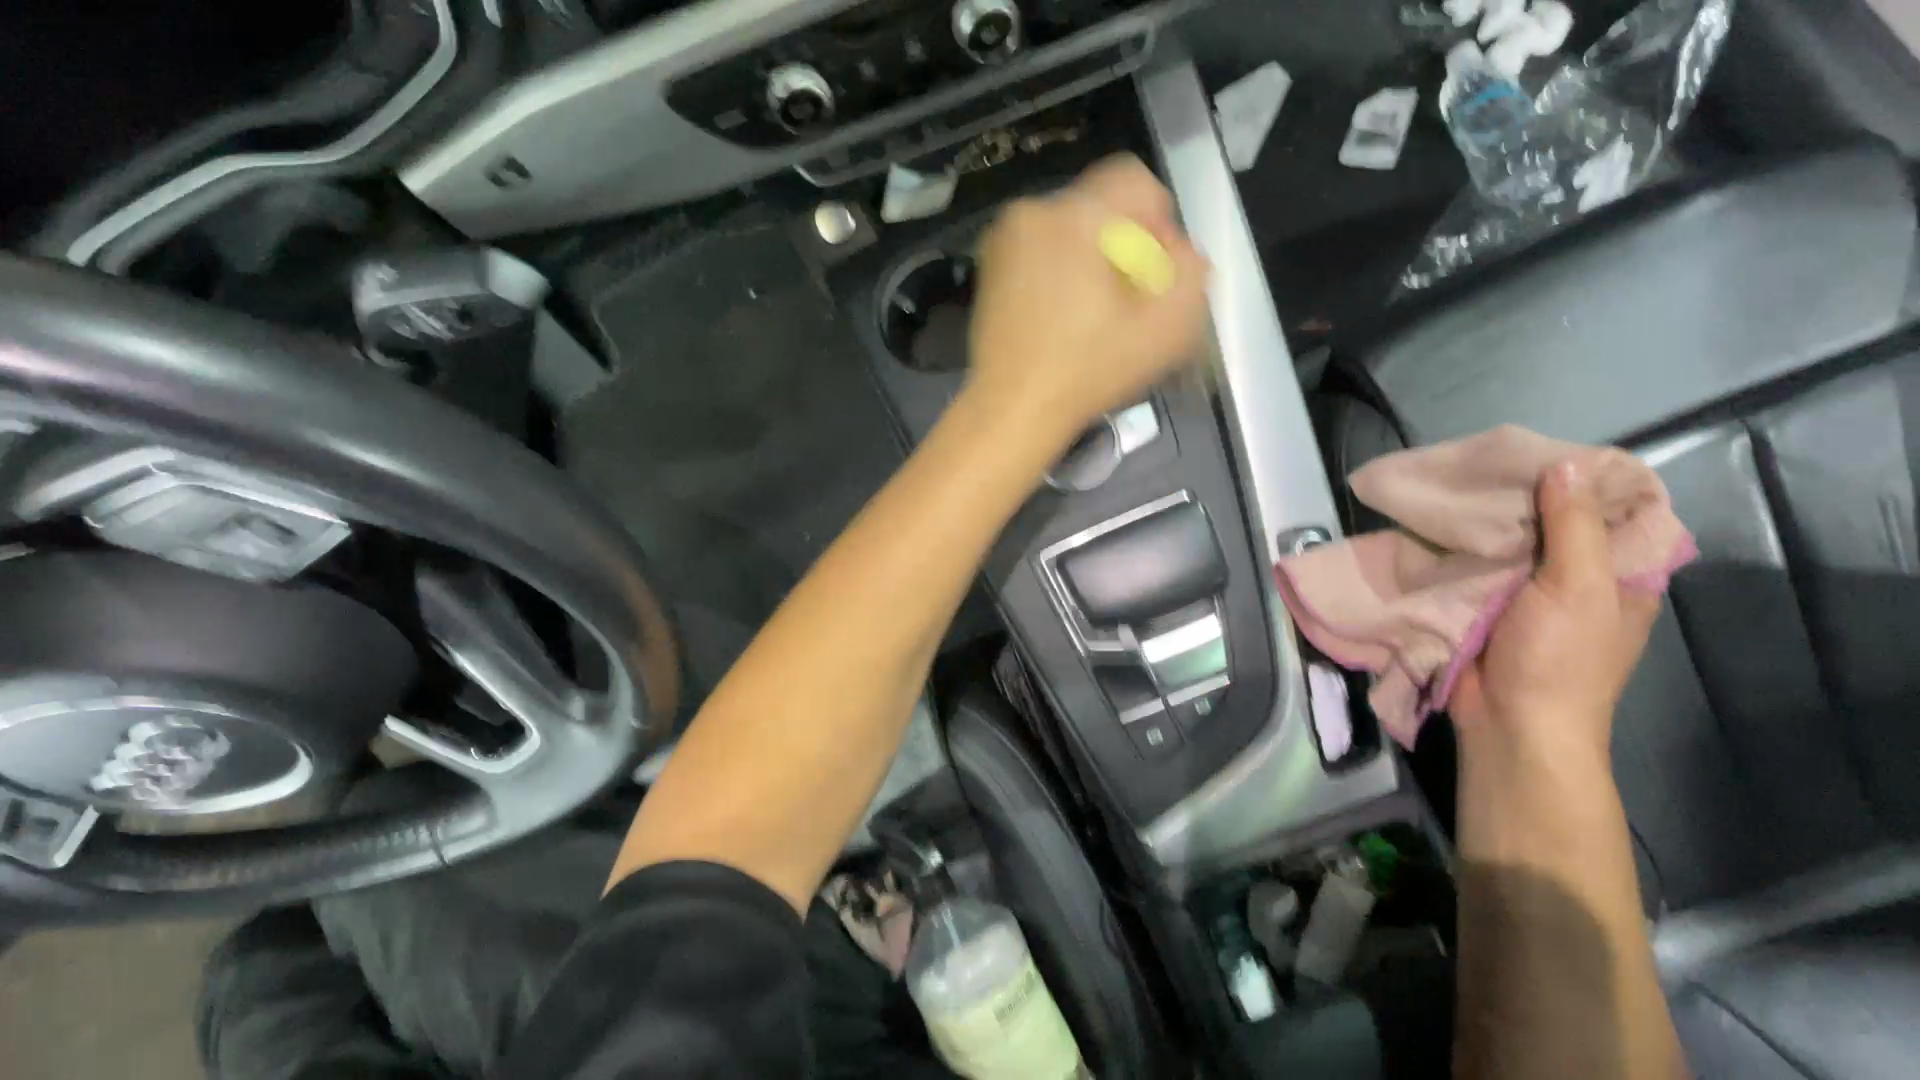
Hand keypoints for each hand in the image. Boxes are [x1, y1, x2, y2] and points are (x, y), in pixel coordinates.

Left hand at [963, 154, 1210, 445]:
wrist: (1013, 410)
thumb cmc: (1091, 369)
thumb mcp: (1169, 326)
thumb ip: (1191, 270)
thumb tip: (1176, 251)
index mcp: (1078, 214)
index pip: (1136, 181)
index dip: (1158, 223)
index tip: (1154, 271)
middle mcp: (1035, 211)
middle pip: (1102, 207)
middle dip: (1125, 245)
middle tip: (1130, 300)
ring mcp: (1004, 238)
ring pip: (1070, 230)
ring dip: (1093, 260)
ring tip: (1097, 314)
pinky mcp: (989, 267)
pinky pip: (1041, 250)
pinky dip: (1061, 272)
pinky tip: (1066, 318)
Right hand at [1450, 461, 1661, 765]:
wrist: (1510, 726)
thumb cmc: (1560, 660)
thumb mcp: (1580, 588)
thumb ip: (1574, 527)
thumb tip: (1566, 464)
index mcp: (1623, 577)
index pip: (1618, 513)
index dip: (1591, 480)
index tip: (1550, 452)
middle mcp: (1581, 582)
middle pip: (1561, 524)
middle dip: (1530, 495)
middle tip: (1492, 459)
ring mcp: (1531, 597)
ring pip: (1516, 543)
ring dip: (1491, 521)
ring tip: (1461, 481)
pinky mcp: (1489, 608)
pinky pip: (1480, 567)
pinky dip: (1464, 547)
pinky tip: (1442, 521)